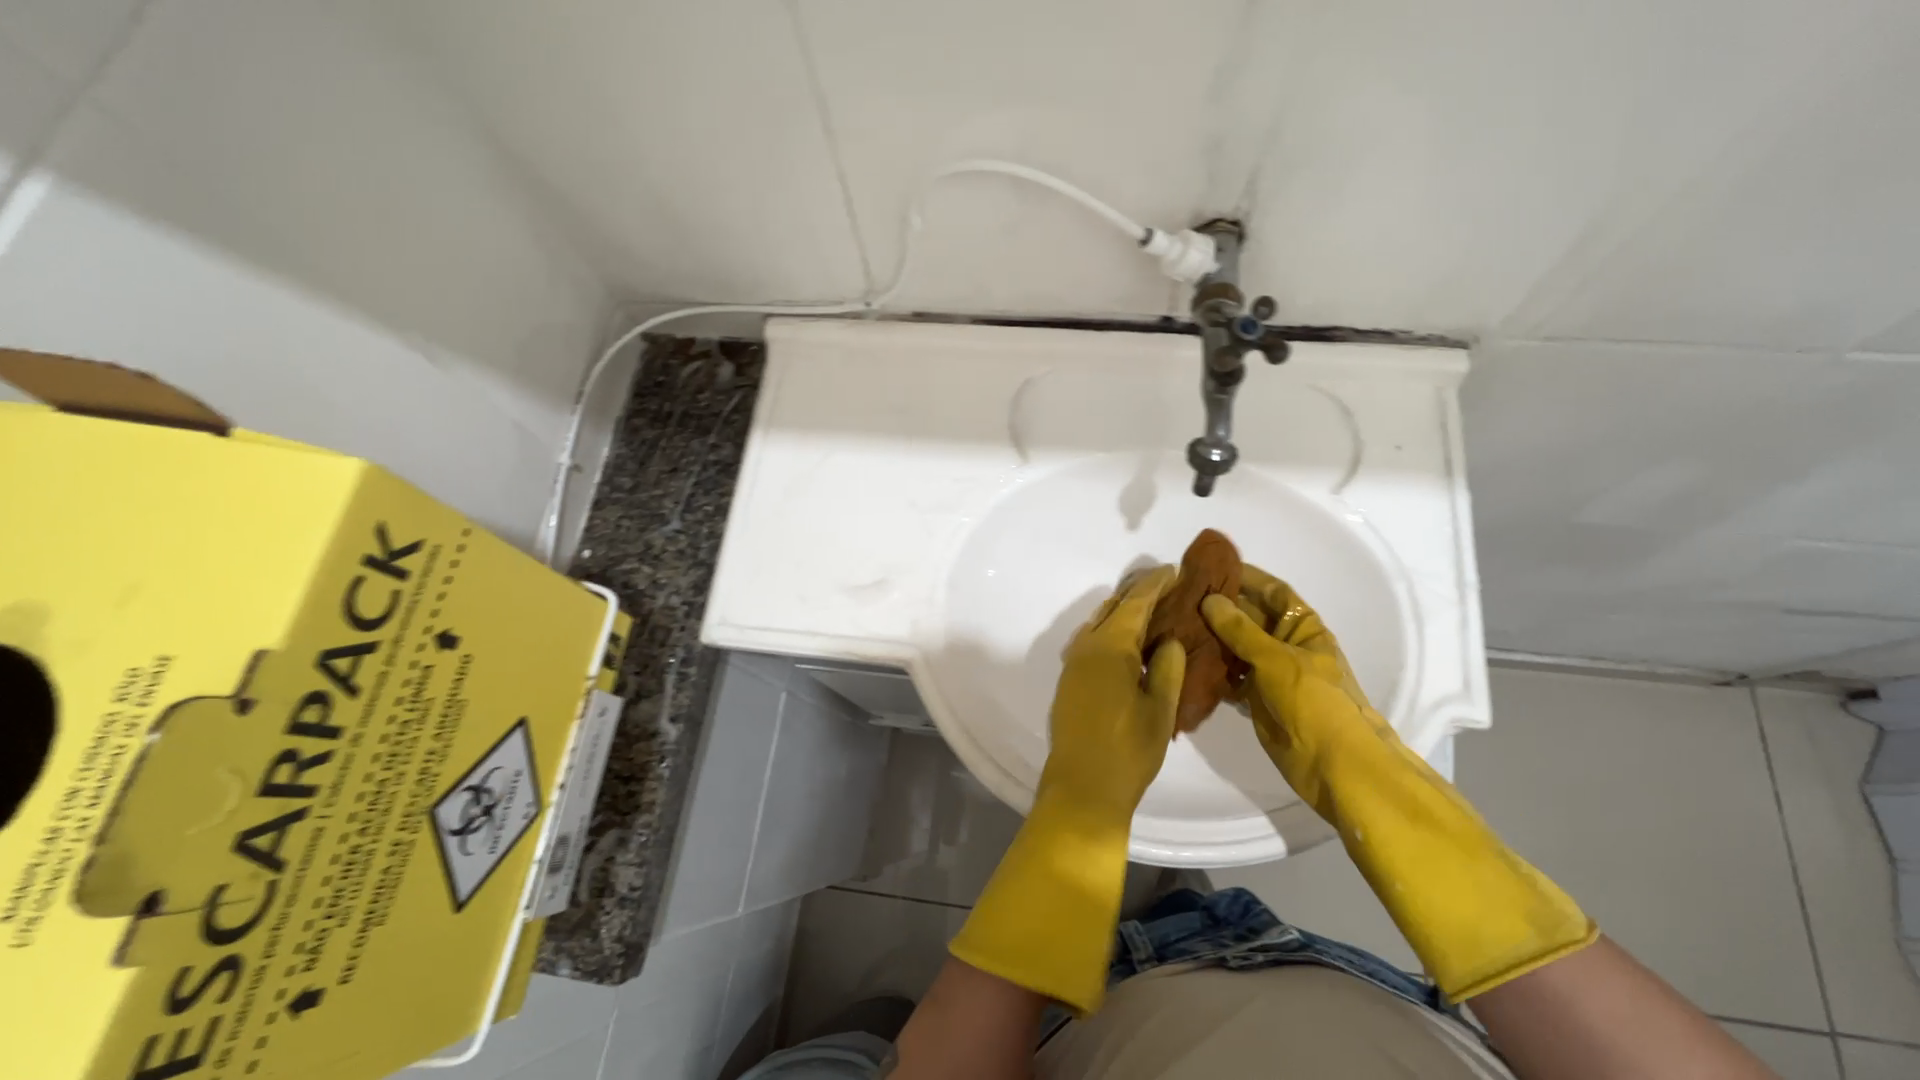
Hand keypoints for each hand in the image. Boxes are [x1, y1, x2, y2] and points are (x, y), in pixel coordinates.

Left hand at [1041, 564, 1187, 822]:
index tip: (1174, 569)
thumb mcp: (1161, 709)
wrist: (1082, 788)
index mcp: (1110, 647)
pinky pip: (1091, 643)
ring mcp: (1073, 665)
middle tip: (1166, 584)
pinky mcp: (1069, 683)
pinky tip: (1126, 643)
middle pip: (1113, 609)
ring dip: (1122, 613)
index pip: (1135, 604)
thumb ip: (1169, 668)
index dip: (1156, 585)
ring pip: (1099, 625)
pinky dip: (1111, 632)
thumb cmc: (1128, 750)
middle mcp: (1086, 648)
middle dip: (1138, 594)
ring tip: (1150, 610)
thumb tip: (1170, 641)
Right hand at [1202, 564, 1397, 819]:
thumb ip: (1241, 630)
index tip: (1209, 565)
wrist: (1335, 764)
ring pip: (1235, 647)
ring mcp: (1271, 673)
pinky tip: (1183, 661)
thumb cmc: (1315, 702)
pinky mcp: (1257, 700)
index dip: (1244, 576)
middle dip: (1219, 607)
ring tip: (1173, 625)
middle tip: (1178, 595)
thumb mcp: (1277, 659)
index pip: (1272, 590)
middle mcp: (1286, 644)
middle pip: (1249, 617)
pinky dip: (1210, 670)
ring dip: (1210, 638)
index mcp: (1302, 627)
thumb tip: (1210, 600)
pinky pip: (1230, 677)